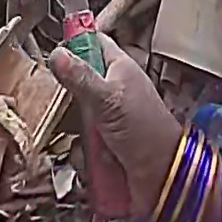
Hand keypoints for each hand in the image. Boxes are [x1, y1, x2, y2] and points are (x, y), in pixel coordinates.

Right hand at [50, 33, 182, 216]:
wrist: (165, 180)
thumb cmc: (143, 131)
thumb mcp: (108, 99)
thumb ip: (80, 77)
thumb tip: (56, 53)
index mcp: (119, 68)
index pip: (94, 42)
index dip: (75, 42)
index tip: (56, 52)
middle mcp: (113, 89)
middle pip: (80, 78)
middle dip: (68, 93)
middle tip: (62, 99)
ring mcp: (109, 117)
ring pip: (77, 111)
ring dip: (74, 125)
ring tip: (77, 134)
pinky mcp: (106, 143)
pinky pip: (83, 139)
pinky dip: (81, 149)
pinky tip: (86, 157)